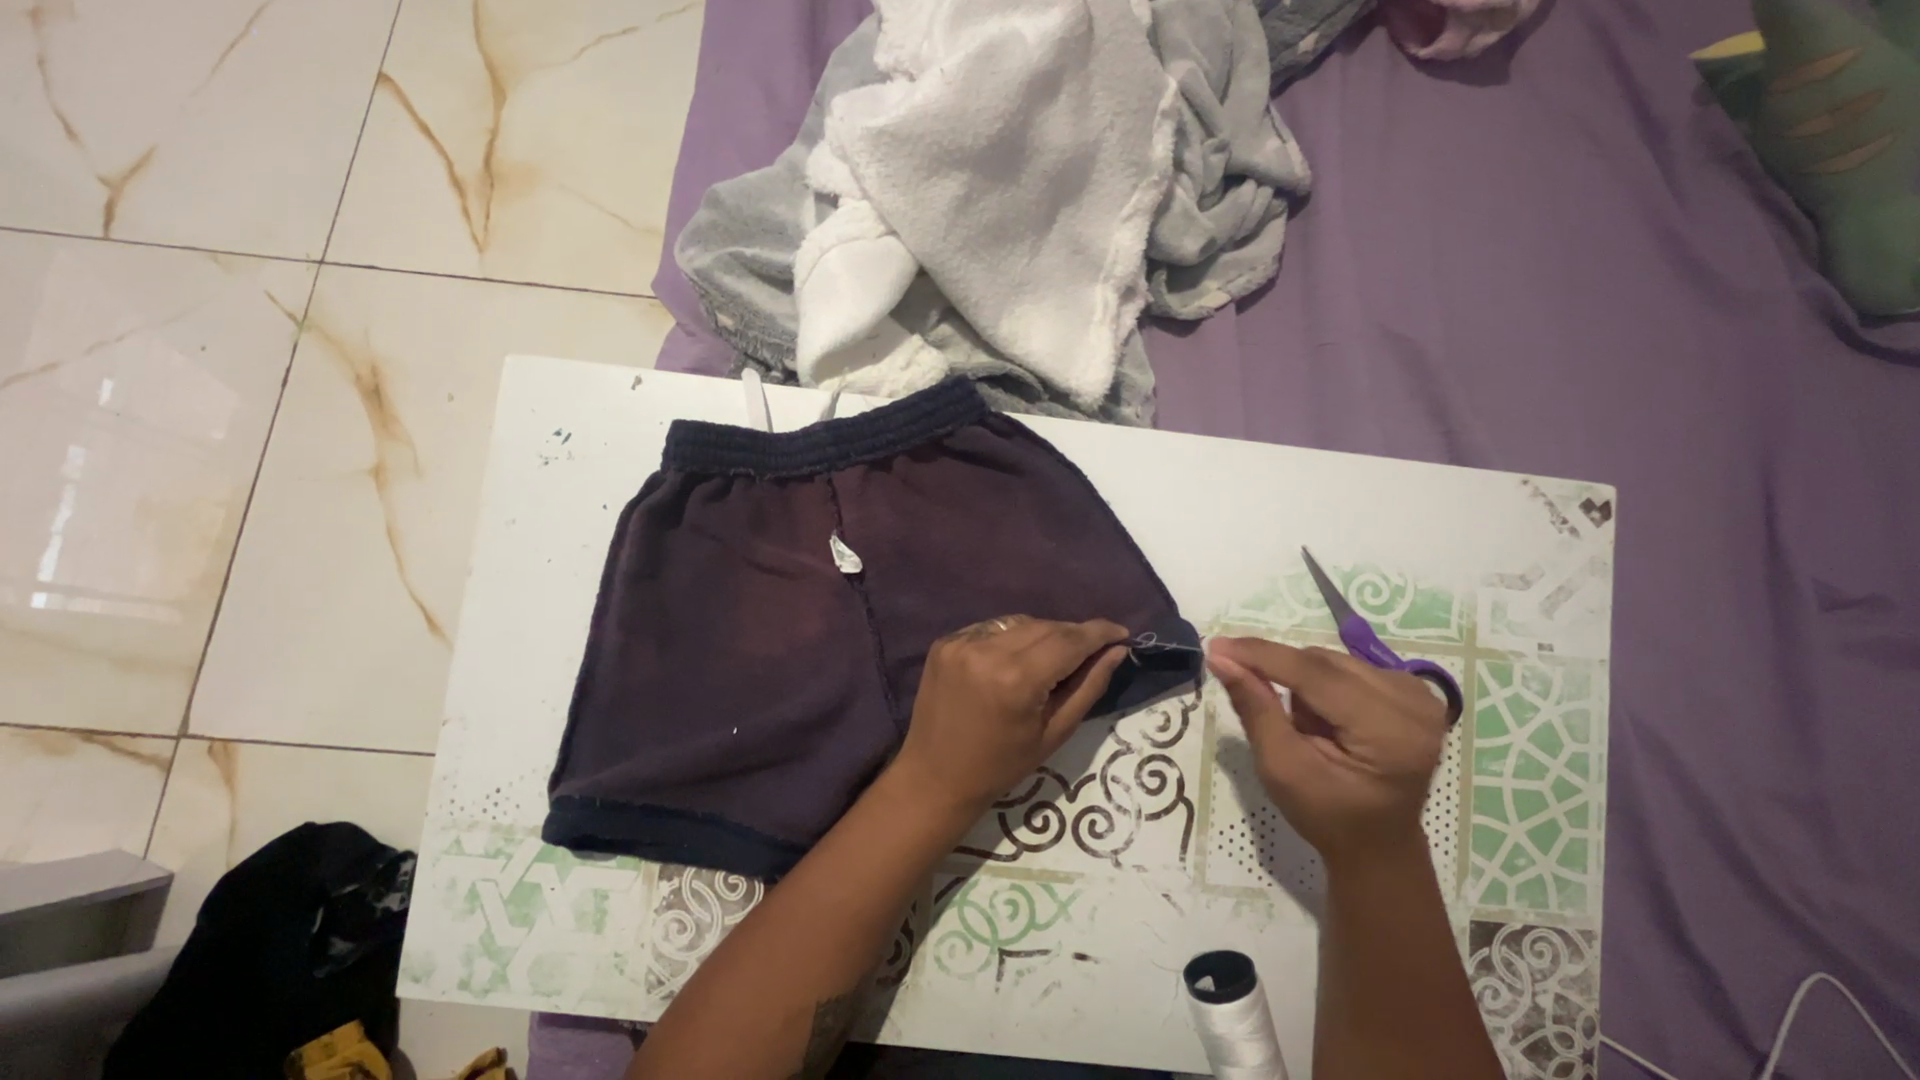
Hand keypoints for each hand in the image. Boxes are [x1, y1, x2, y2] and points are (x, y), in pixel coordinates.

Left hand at [892, 616, 1129, 815]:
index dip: (1099, 632)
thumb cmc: (1001, 765)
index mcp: (1017, 679)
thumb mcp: (1054, 732)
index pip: (1069, 641)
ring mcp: (961, 643)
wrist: (935, 776)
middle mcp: (987, 651)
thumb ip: (1088, 686)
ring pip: (1019, 623)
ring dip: (1043, 634)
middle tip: (1093, 651)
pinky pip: (992, 629)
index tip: (1122, 632)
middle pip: (1046, 627)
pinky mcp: (945, 643)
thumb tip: (1117, 650)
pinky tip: (1016, 660)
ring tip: (1053, 659)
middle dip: (1073, 635)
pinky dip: (1011, 638)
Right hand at [1206, 637, 1446, 870]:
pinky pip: (1349, 667)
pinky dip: (1323, 684)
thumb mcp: (1281, 768)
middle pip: (1324, 662)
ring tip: (1301, 724)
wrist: (1376, 843)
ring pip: (1333, 660)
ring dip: (1303, 682)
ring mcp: (1419, 694)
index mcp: (1389, 733)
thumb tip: (1222, 657)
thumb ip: (1255, 708)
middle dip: (1281, 672)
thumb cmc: (1326, 815)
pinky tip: (1324, 717)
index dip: (1262, 656)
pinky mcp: (1413, 691)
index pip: (1316, 674)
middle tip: (1248, 690)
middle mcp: (1414, 704)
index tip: (1216, 645)